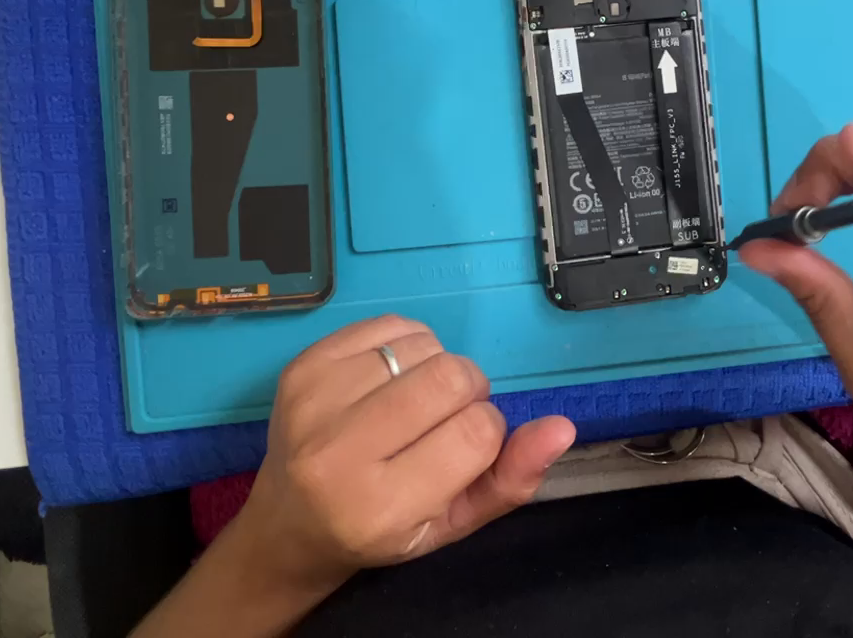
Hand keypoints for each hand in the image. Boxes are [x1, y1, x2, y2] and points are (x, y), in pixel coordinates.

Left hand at [228, 316, 575, 587]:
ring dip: (436, 364)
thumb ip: (511, 480)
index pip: (477, 431)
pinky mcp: (303, 365)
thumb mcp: (451, 524)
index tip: (463, 448)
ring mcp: (314, 401)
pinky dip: (406, 342)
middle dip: (468, 389)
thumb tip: (562, 427)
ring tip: (414, 399)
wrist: (290, 523)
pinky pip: (387, 323)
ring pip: (422, 344)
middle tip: (446, 416)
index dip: (487, 430)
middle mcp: (337, 452)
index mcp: (378, 507)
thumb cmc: (380, 529)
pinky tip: (391, 375)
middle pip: (451, 376)